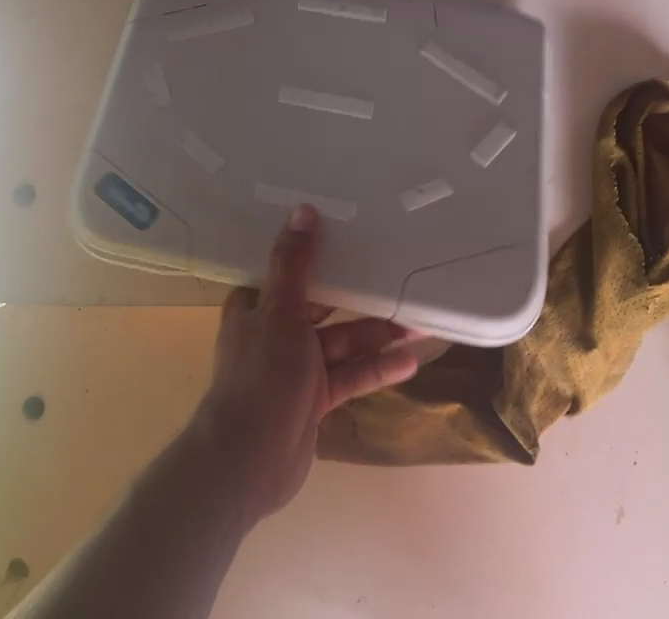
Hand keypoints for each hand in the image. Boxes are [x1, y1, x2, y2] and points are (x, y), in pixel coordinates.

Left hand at [188, 204, 422, 525]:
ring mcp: (294, 368)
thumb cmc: (262, 375)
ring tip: (419, 325)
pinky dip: (375, 369)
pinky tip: (408, 361)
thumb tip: (303, 210)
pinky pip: (348, 376)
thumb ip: (293, 263)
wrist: (249, 459)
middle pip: (322, 307)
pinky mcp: (313, 399)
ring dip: (376, 335)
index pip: (288, 271)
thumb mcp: (280, 312)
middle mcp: (273, 332)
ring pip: (341, 343)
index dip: (317, 255)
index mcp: (256, 307)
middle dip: (359, 299)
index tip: (352, 237)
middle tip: (398, 282)